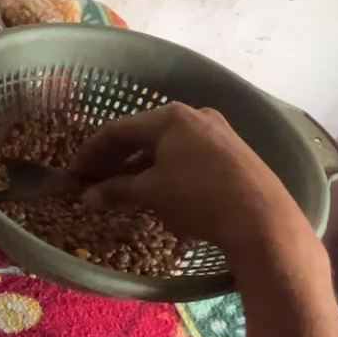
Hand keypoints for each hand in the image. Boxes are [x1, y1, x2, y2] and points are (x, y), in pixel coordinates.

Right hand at [69, 103, 306, 256]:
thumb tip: (87, 197)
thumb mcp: (150, 193)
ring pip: (163, 145)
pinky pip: (184, 153)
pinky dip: (161, 168)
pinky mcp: (232, 151)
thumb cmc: (198, 197)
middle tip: (92, 179)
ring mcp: (217, 132)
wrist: (263, 220)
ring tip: (119, 187)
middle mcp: (194, 116)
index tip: (74, 173)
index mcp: (170, 118)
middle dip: (113, 159)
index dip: (91, 153)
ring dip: (136, 165)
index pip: (117, 130)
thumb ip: (115, 190)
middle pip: (141, 135)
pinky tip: (152, 187)